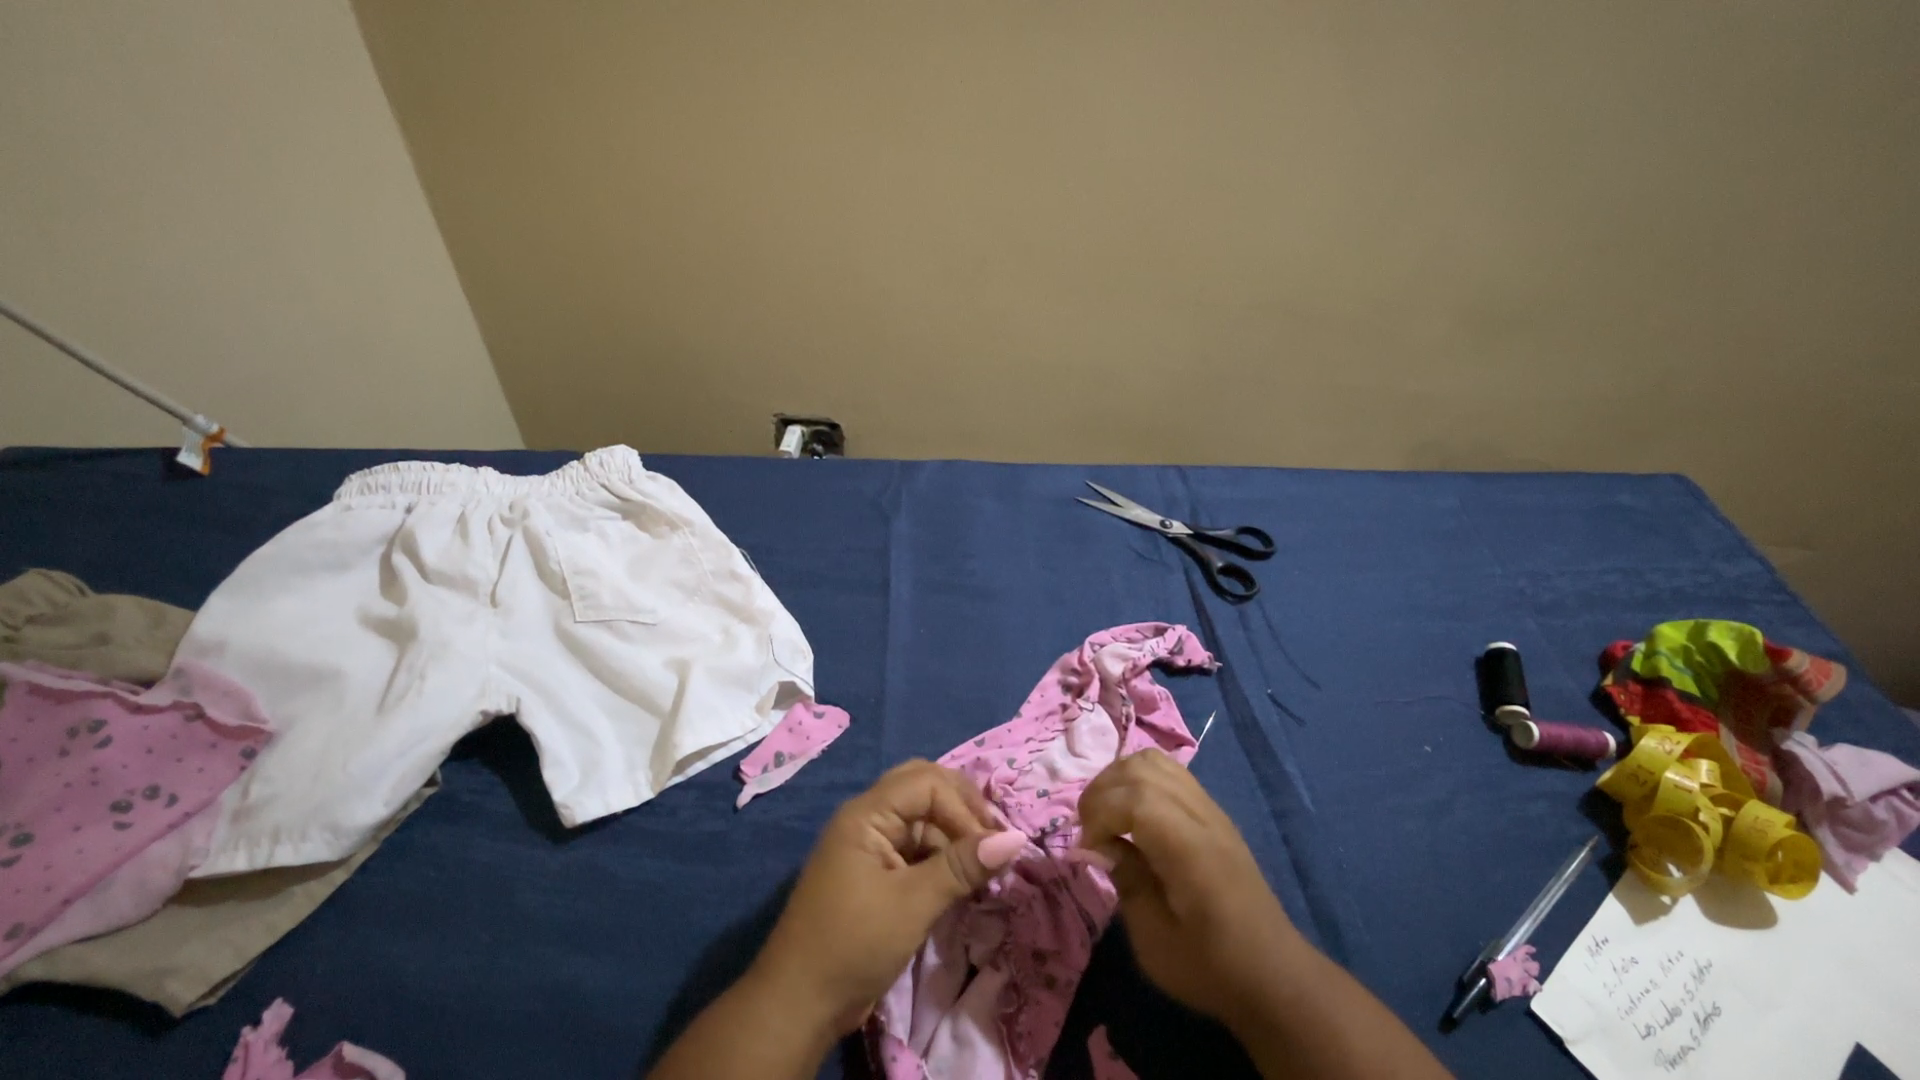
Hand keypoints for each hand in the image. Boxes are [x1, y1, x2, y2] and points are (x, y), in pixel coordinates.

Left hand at [746, 759, 1027, 1038]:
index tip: (991, 848)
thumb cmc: (854, 944)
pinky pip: (915, 848)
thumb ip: (962, 866)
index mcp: (866, 814)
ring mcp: (869, 847)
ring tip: (984, 866)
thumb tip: (1016, 838)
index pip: (927, 783)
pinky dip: (941, 857)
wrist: (800, 1003)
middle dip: (962, 809)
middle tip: (994, 840)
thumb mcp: (913, 904)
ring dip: (954, 835)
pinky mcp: (875, 874)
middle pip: (924, 789)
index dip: (964, 808)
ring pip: (921, 819)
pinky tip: (962, 881)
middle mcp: (867, 819)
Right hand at [1076, 749, 1300, 1030]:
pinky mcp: (1213, 815)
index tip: (1088, 850)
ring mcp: (1212, 810)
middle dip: (1102, 791)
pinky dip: (1138, 782)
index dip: (1099, 813)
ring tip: (1106, 818)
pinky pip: (1169, 774)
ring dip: (1119, 780)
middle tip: (1090, 832)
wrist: (1273, 975)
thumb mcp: (1155, 940)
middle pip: (1142, 768)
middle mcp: (1204, 817)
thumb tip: (1100, 844)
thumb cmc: (1210, 967)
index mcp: (1191, 850)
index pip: (1136, 797)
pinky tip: (1131, 816)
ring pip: (1155, 761)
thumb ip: (1126, 881)